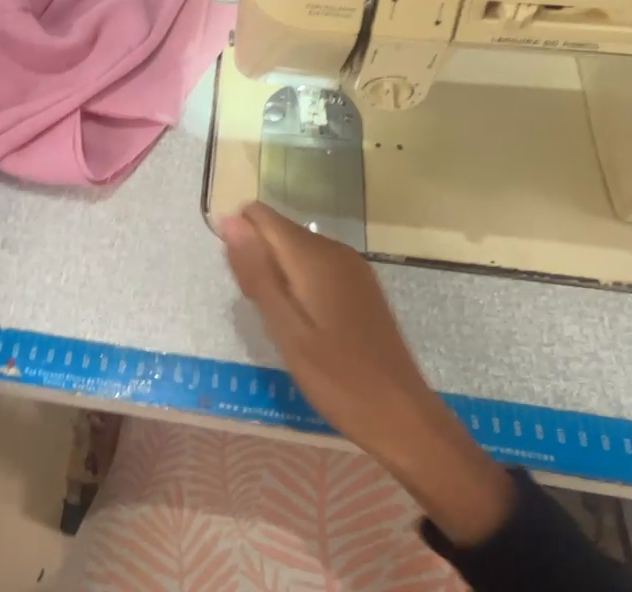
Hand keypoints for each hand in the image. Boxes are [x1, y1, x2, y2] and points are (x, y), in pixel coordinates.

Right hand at [220, 202, 514, 544]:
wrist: (401, 415)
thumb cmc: (336, 377)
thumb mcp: (285, 328)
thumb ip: (256, 271)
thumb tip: (230, 219)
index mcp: (313, 256)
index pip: (261, 216)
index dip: (239, 238)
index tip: (239, 282)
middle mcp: (334, 250)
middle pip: (278, 231)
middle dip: (257, 258)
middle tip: (261, 312)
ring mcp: (352, 267)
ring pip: (296, 249)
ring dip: (276, 274)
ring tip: (279, 322)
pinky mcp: (360, 286)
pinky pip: (315, 266)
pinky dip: (298, 283)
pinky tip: (302, 323)